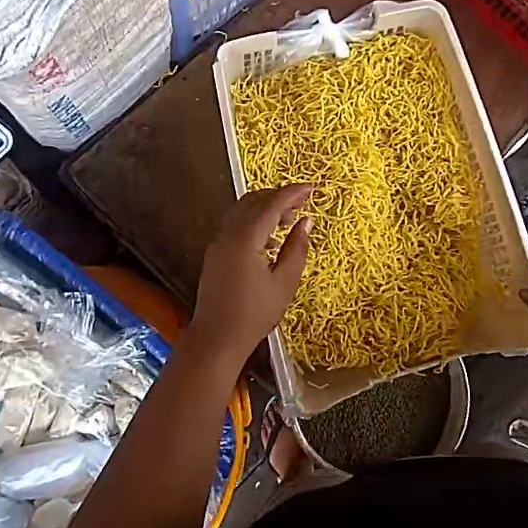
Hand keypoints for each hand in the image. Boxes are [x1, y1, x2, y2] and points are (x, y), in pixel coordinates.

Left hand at [187, 185, 312, 362]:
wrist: (217, 338)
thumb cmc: (255, 314)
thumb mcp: (284, 282)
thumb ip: (296, 248)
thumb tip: (306, 222)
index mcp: (246, 238)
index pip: (272, 204)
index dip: (293, 193)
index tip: (312, 188)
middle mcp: (228, 235)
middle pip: (253, 201)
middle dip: (278, 197)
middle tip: (302, 202)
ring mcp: (218, 244)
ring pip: (242, 212)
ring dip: (265, 209)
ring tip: (289, 222)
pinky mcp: (215, 255)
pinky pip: (235, 227)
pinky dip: (254, 223)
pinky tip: (270, 241)